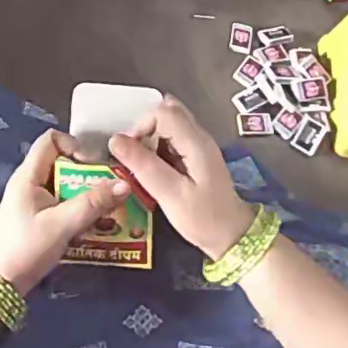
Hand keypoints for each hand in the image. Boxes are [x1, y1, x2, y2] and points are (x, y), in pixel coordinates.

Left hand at [0, 131, 127, 294]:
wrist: (1, 282)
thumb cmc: (26, 248)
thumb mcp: (61, 225)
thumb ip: (92, 204)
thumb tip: (124, 185)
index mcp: (29, 175)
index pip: (51, 139)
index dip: (74, 145)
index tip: (92, 166)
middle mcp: (32, 181)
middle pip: (64, 162)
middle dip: (88, 174)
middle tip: (109, 189)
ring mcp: (36, 200)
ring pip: (68, 185)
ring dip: (88, 194)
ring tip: (108, 208)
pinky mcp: (42, 216)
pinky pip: (66, 202)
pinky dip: (81, 209)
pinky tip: (96, 224)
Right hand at [108, 96, 255, 259]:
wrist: (231, 236)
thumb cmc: (202, 218)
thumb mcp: (170, 195)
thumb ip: (144, 165)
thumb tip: (115, 140)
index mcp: (195, 142)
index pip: (163, 111)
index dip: (142, 126)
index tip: (131, 152)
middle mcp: (199, 137)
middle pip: (166, 113)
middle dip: (144, 131)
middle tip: (138, 160)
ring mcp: (199, 145)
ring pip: (168, 125)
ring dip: (150, 140)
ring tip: (146, 168)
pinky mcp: (196, 155)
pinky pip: (172, 138)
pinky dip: (158, 148)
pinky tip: (157, 171)